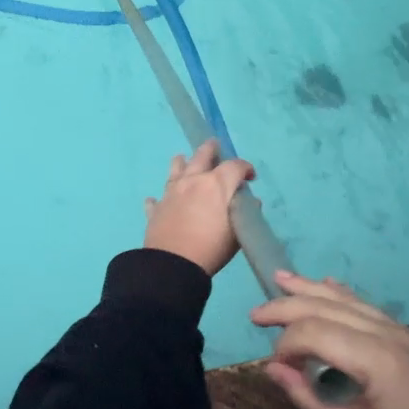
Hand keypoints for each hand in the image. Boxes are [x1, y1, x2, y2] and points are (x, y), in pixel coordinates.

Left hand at [142, 137, 252, 274]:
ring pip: (176, 168)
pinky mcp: (157, 207)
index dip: (245, 168)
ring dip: (182, 163)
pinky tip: (158, 200)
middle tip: (215, 146)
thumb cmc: (212, 247)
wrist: (174, 263)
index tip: (250, 176)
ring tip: (183, 160)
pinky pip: (158, 198)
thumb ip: (244, 213)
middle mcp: (193, 180)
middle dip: (211, 149)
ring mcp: (171, 192)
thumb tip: (250, 201)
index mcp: (216, 184)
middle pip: (202, 155)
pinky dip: (160, 198)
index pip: (235, 166)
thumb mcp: (237, 233)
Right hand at [252, 272, 408, 408]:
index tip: (274, 368)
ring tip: (280, 279)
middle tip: (254, 316)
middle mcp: (386, 332)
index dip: (284, 346)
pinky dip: (342, 294)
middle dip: (286, 307)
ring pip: (347, 299)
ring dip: (310, 289)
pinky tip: (327, 285)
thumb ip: (310, 399)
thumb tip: (272, 370)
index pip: (312, 332)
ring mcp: (401, 329)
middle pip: (325, 306)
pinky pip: (368, 305)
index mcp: (374, 357)